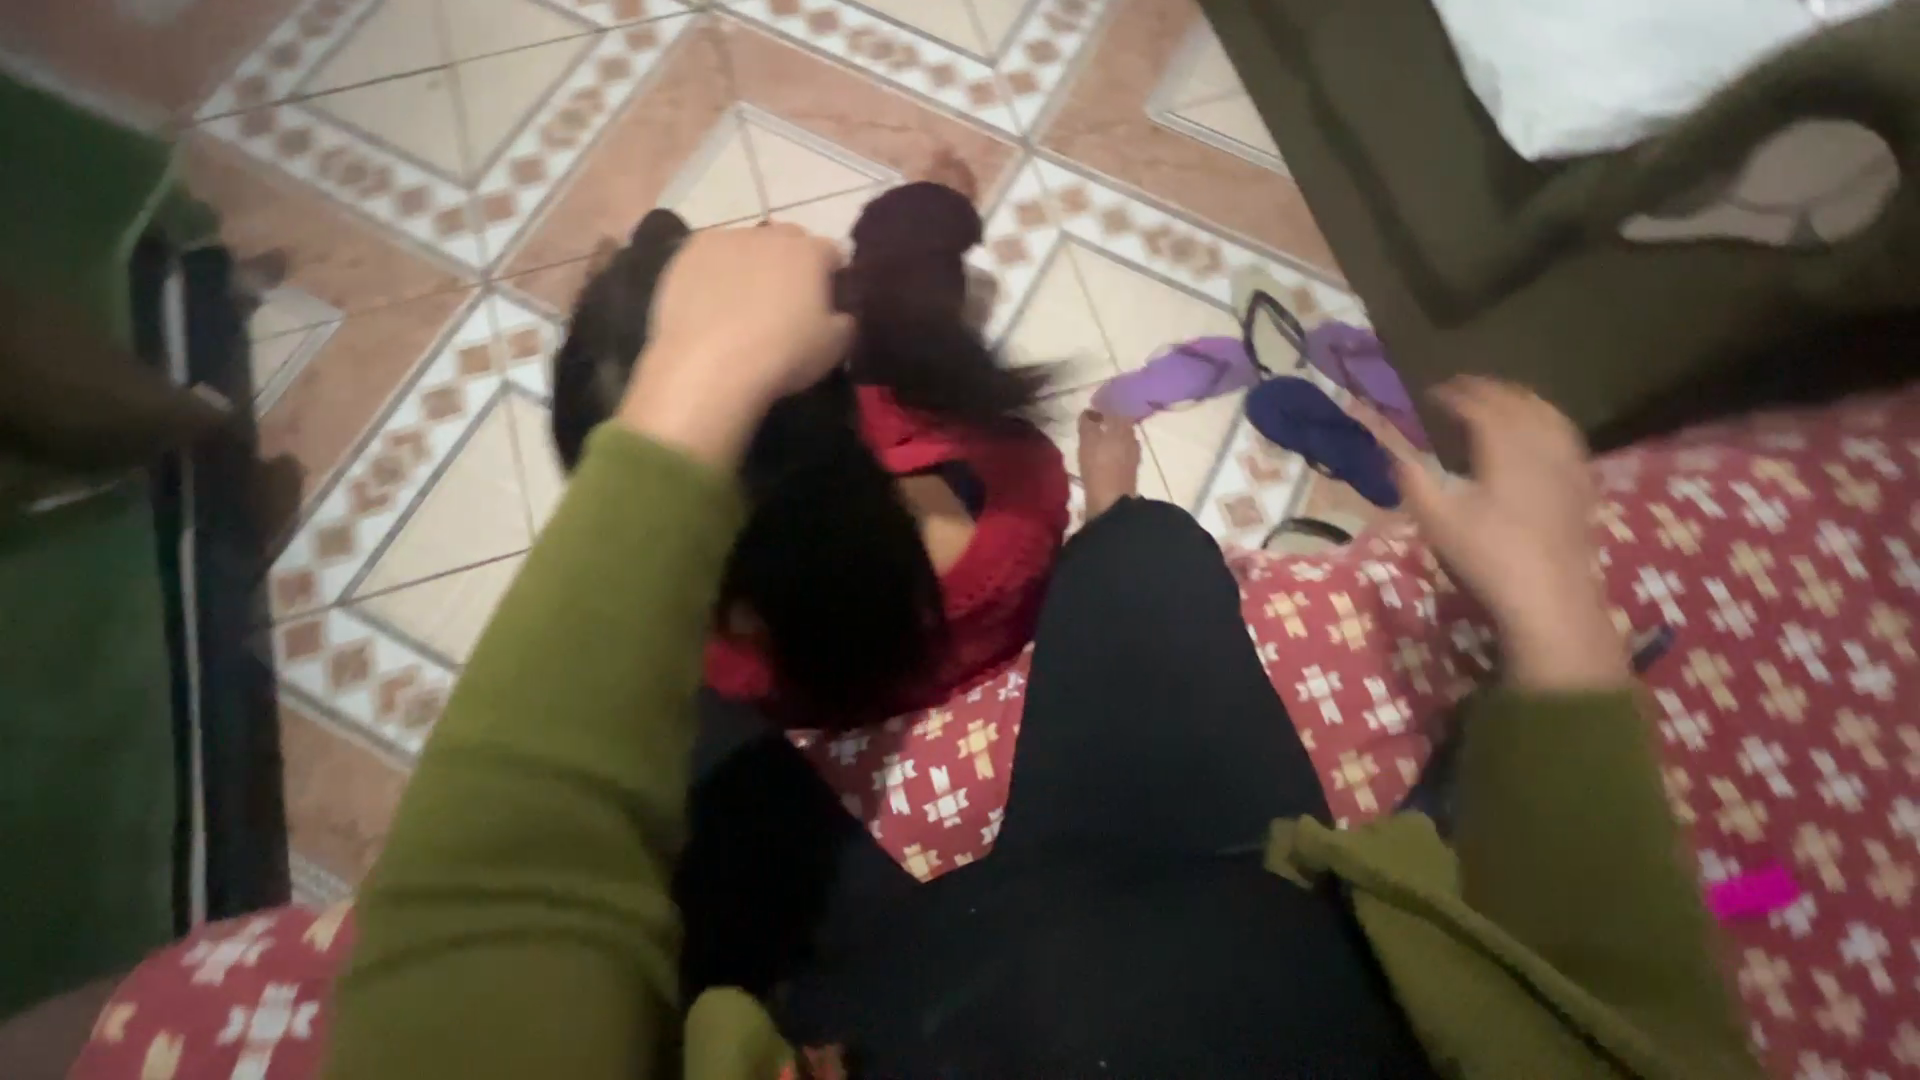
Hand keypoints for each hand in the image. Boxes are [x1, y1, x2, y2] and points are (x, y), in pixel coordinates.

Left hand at [618, 224, 854, 465]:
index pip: (833, 252)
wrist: (710, 366)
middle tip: (787, 300)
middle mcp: (768, 234)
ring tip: (745, 302)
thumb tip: (841, 313)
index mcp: (810, 253)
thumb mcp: (835, 347)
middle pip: (789, 240)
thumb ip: (846, 321)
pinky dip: (717, 273)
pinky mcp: (687, 255)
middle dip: (793, 262)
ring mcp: (724, 240)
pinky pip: (711, 257)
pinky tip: (713, 303)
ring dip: (753, 264)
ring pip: (748, 245)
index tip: (829, 301)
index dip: (834, 276)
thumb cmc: (783, 355)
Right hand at [1077, 410, 1140, 520]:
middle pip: (1120, 426)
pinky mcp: (1130, 471)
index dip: (1104, 409)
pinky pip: (1121, 454)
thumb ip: (1088, 423)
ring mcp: (1133, 455)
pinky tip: (1102, 457)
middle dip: (1108, 424)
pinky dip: (1112, 452)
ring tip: (1095, 442)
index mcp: (1123, 426)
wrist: (1112, 499)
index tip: (1092, 410)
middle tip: (1093, 425)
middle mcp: (1132, 438)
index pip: (1116, 410)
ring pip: (1121, 440)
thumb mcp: (1088, 440)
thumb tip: (1088, 412)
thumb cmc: (1098, 465)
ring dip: (1110, 439)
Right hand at [1389, 378, 1629, 690]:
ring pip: (1550, 418)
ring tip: (1502, 399)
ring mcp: (1567, 468)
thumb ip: (1413, 481)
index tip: (1433, 392)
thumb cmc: (1487, 556)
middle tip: (1463, 387)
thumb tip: (1395, 454)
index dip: (1457, 395)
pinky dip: (1548, 423)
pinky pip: (1567, 439)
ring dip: (1523, 401)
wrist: (1548, 598)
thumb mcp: (1435, 520)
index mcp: (1505, 452)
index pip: (1482, 408)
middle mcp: (1541, 450)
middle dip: (1490, 390)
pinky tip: (1540, 435)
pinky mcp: (1580, 488)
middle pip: (1520, 405)